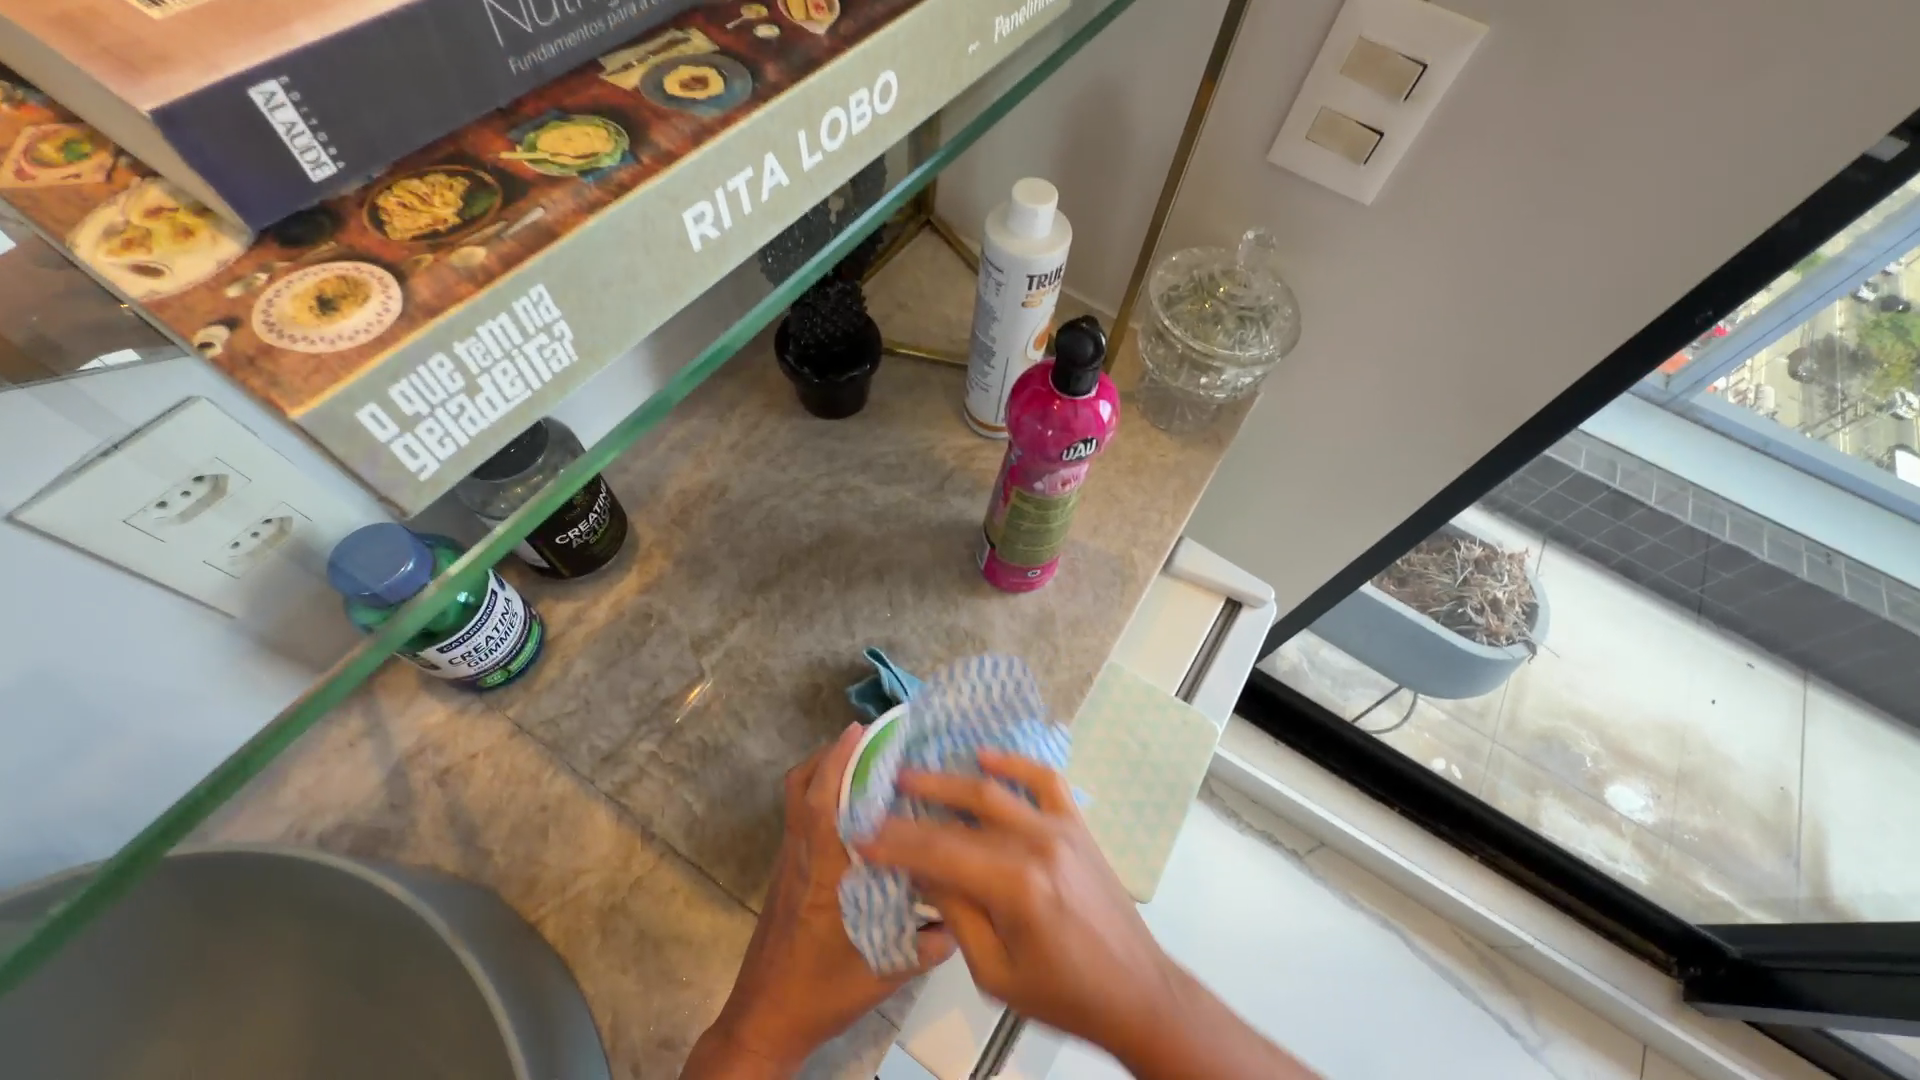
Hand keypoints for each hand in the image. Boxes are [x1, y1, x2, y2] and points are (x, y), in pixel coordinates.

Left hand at [683, 723, 955, 1078]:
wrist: (762, 1021)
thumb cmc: (818, 995)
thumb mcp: (881, 976)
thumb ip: (926, 945)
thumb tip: (963, 915)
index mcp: (822, 875)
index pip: (823, 804)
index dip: (838, 762)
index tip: (862, 731)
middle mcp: (800, 859)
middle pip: (800, 788)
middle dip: (830, 754)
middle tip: (869, 740)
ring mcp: (787, 866)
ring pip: (796, 801)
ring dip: (824, 773)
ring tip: (864, 765)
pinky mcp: (785, 876)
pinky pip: (799, 820)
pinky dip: (821, 798)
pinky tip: (855, 812)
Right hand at [856, 751, 1179, 1054]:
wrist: (1135, 991)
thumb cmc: (1062, 993)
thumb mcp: (994, 971)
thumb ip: (956, 913)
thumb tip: (920, 871)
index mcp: (1016, 887)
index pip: (940, 854)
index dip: (896, 844)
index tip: (862, 835)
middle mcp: (1038, 846)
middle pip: (963, 817)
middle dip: (914, 808)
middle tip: (878, 800)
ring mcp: (1062, 830)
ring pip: (997, 792)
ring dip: (951, 780)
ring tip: (912, 774)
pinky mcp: (1078, 827)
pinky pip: (1046, 781)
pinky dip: (1015, 763)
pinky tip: (985, 756)